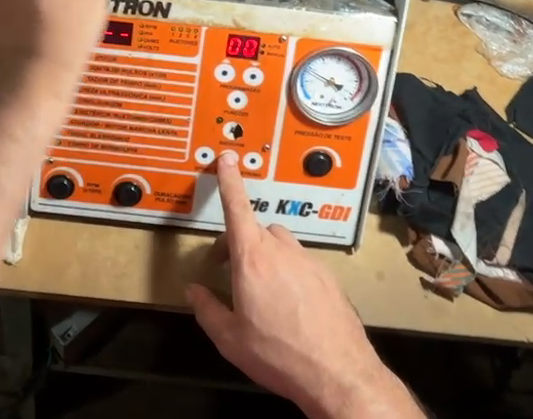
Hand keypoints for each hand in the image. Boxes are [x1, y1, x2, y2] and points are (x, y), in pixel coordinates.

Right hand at [187, 153, 419, 418]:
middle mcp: (281, 251)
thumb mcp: (230, 339)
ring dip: (266, 257)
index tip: (227, 158)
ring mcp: (308, 261)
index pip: (236, 207)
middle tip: (230, 271)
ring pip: (280, 245)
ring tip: (262, 291)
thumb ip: (207, 309)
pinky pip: (301, 263)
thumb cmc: (280, 355)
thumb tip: (194, 292)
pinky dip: (290, 273)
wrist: (338, 375)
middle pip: (256, 230)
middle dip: (240, 242)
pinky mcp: (328, 276)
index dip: (229, 180)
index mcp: (252, 258)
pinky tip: (290, 305)